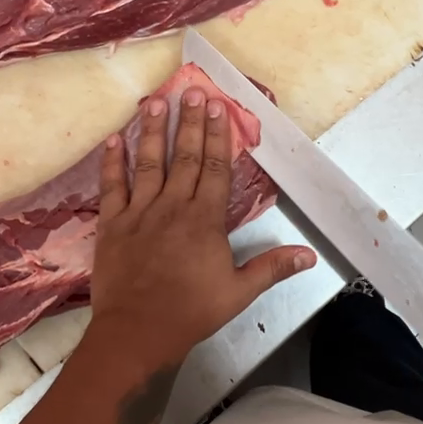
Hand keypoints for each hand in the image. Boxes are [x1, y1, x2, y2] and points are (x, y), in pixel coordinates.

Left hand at [87, 87, 314, 373]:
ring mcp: (140, 213)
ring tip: (155, 102)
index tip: (217, 106)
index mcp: (205, 219)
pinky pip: (112, 187)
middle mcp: (173, 206)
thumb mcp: (239, 292)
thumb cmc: (191, 312)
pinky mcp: (113, 224)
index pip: (216, 167)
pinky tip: (113, 139)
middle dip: (190, 122)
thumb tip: (310, 256)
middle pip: (185, 157)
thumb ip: (272, 268)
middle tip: (191, 91)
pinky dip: (112, 163)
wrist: (137, 331)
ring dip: (152, 131)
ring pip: (149, 163)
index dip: (218, 134)